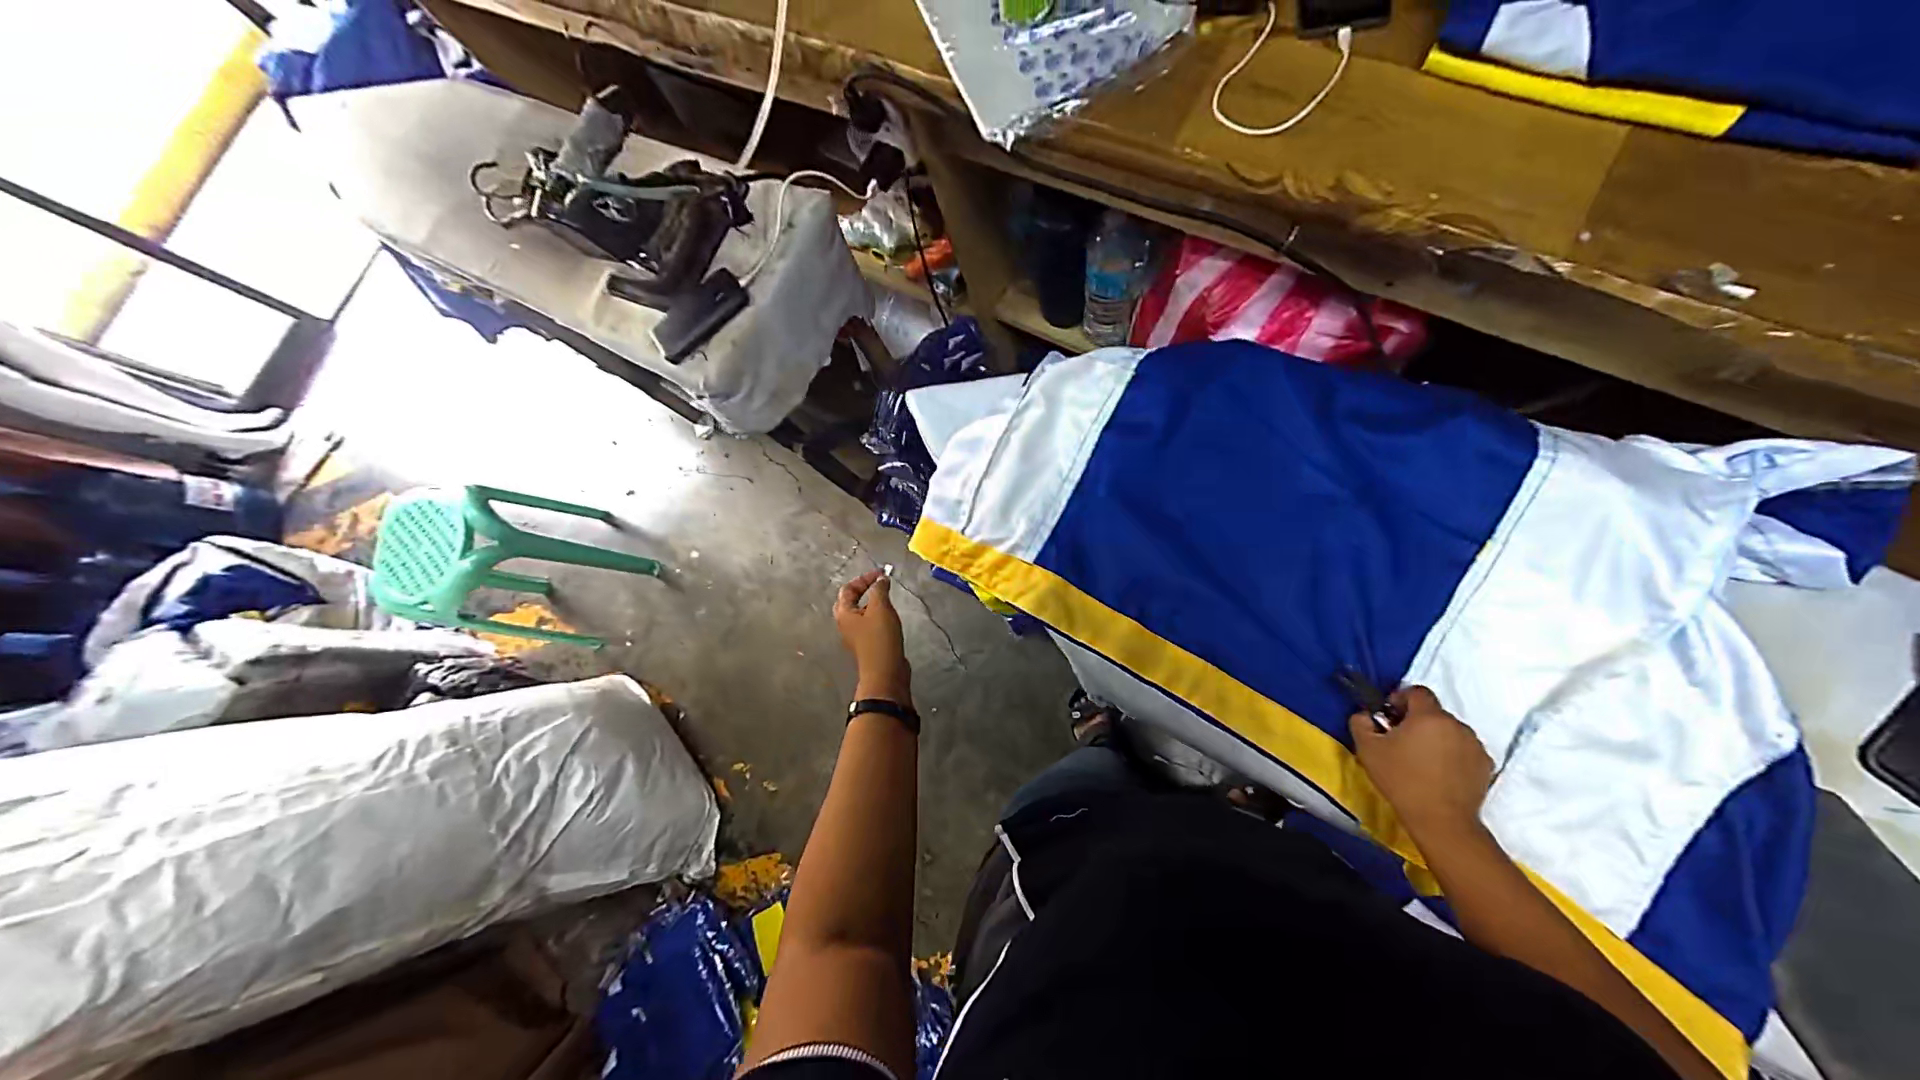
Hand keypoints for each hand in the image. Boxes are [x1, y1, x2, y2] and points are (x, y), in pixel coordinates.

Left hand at [835, 570, 910, 703]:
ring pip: (860, 612)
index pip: (848, 588)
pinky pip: (869, 622)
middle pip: (850, 600)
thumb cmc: (880, 637)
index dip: (864, 578)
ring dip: (872, 601)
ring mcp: (856, 635)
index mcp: (844, 613)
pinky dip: (877, 614)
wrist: (886, 671)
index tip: (882, 574)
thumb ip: (879, 589)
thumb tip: (881, 579)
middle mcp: (845, 623)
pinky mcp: (867, 643)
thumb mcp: (880, 608)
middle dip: (865, 589)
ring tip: (887, 596)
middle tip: (880, 583)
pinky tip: (889, 616)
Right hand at [1350, 686, 1491, 843]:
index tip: (1390, 716)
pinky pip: (1464, 749)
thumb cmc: (1401, 779)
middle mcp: (1456, 725)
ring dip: (1435, 737)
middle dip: (1417, 721)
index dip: (1400, 698)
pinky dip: (1452, 754)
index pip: (1417, 691)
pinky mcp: (1486, 765)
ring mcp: (1475, 745)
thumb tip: (1365, 715)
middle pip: (1434, 712)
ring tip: (1421, 759)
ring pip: (1450, 731)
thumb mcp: (1367, 749)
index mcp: (1428, 716)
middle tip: (1400, 740)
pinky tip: (1439, 772)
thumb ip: (1360, 723)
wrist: (1441, 819)